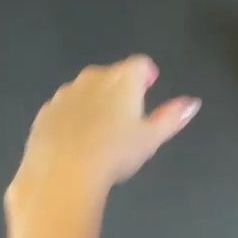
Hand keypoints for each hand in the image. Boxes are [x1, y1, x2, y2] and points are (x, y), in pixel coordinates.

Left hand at [9, 56, 200, 206]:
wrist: (62, 173)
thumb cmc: (115, 153)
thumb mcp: (151, 138)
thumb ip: (172, 117)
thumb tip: (192, 103)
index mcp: (123, 80)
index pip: (140, 63)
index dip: (147, 74)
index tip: (150, 87)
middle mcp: (93, 78)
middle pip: (112, 74)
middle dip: (121, 88)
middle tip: (128, 114)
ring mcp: (65, 94)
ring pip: (86, 90)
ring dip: (96, 101)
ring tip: (102, 130)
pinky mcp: (45, 112)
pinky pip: (66, 107)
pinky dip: (74, 116)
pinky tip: (78, 140)